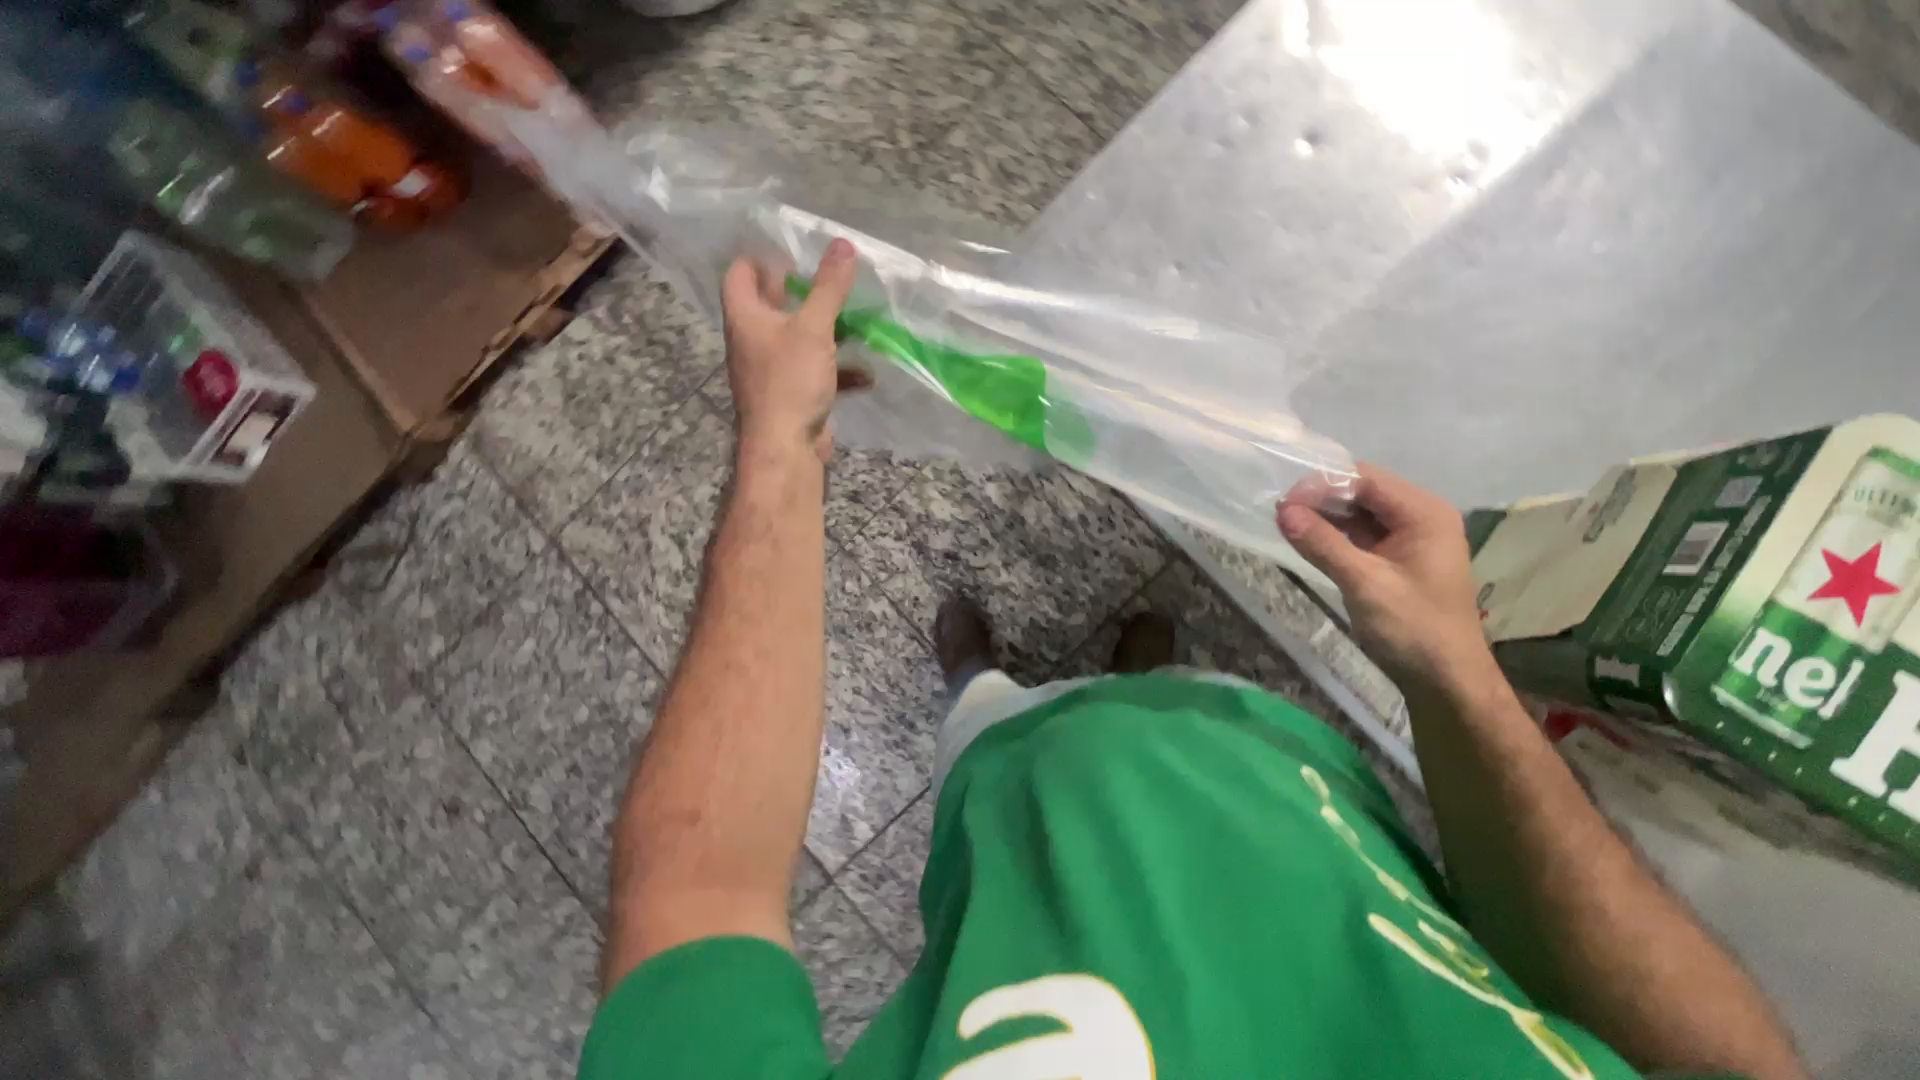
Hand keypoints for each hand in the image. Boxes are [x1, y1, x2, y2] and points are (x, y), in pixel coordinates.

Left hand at [720, 238, 857, 461]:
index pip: (739, 274)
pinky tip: (866, 372)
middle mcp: (751, 342)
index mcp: (745, 318)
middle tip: (823, 279)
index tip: (790, 253)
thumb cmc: (790, 381)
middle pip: (768, 306)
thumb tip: (843, 244)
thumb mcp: (814, 328)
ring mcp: (770, 371)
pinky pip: (814, 373)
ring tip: (851, 317)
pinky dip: (837, 370)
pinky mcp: (791, 396)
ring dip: (822, 330)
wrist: (785, 449)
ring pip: (795, 340)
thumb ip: (829, 288)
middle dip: (796, 292)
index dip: (759, 259)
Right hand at [1278, 464, 1499, 702]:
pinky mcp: (1399, 558)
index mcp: (1424, 513)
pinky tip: (1309, 541)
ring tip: (1287, 525)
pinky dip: (1336, 534)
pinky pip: (1363, 533)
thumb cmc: (1413, 629)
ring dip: (1326, 515)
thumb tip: (1282, 510)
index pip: (1365, 478)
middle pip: (1363, 490)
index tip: (1283, 504)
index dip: (1321, 484)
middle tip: (1280, 514)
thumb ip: (1322, 543)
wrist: (1447, 681)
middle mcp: (1421, 516)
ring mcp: (1411, 538)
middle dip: (1321, 498)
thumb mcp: (1364, 584)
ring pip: (1360, 511)